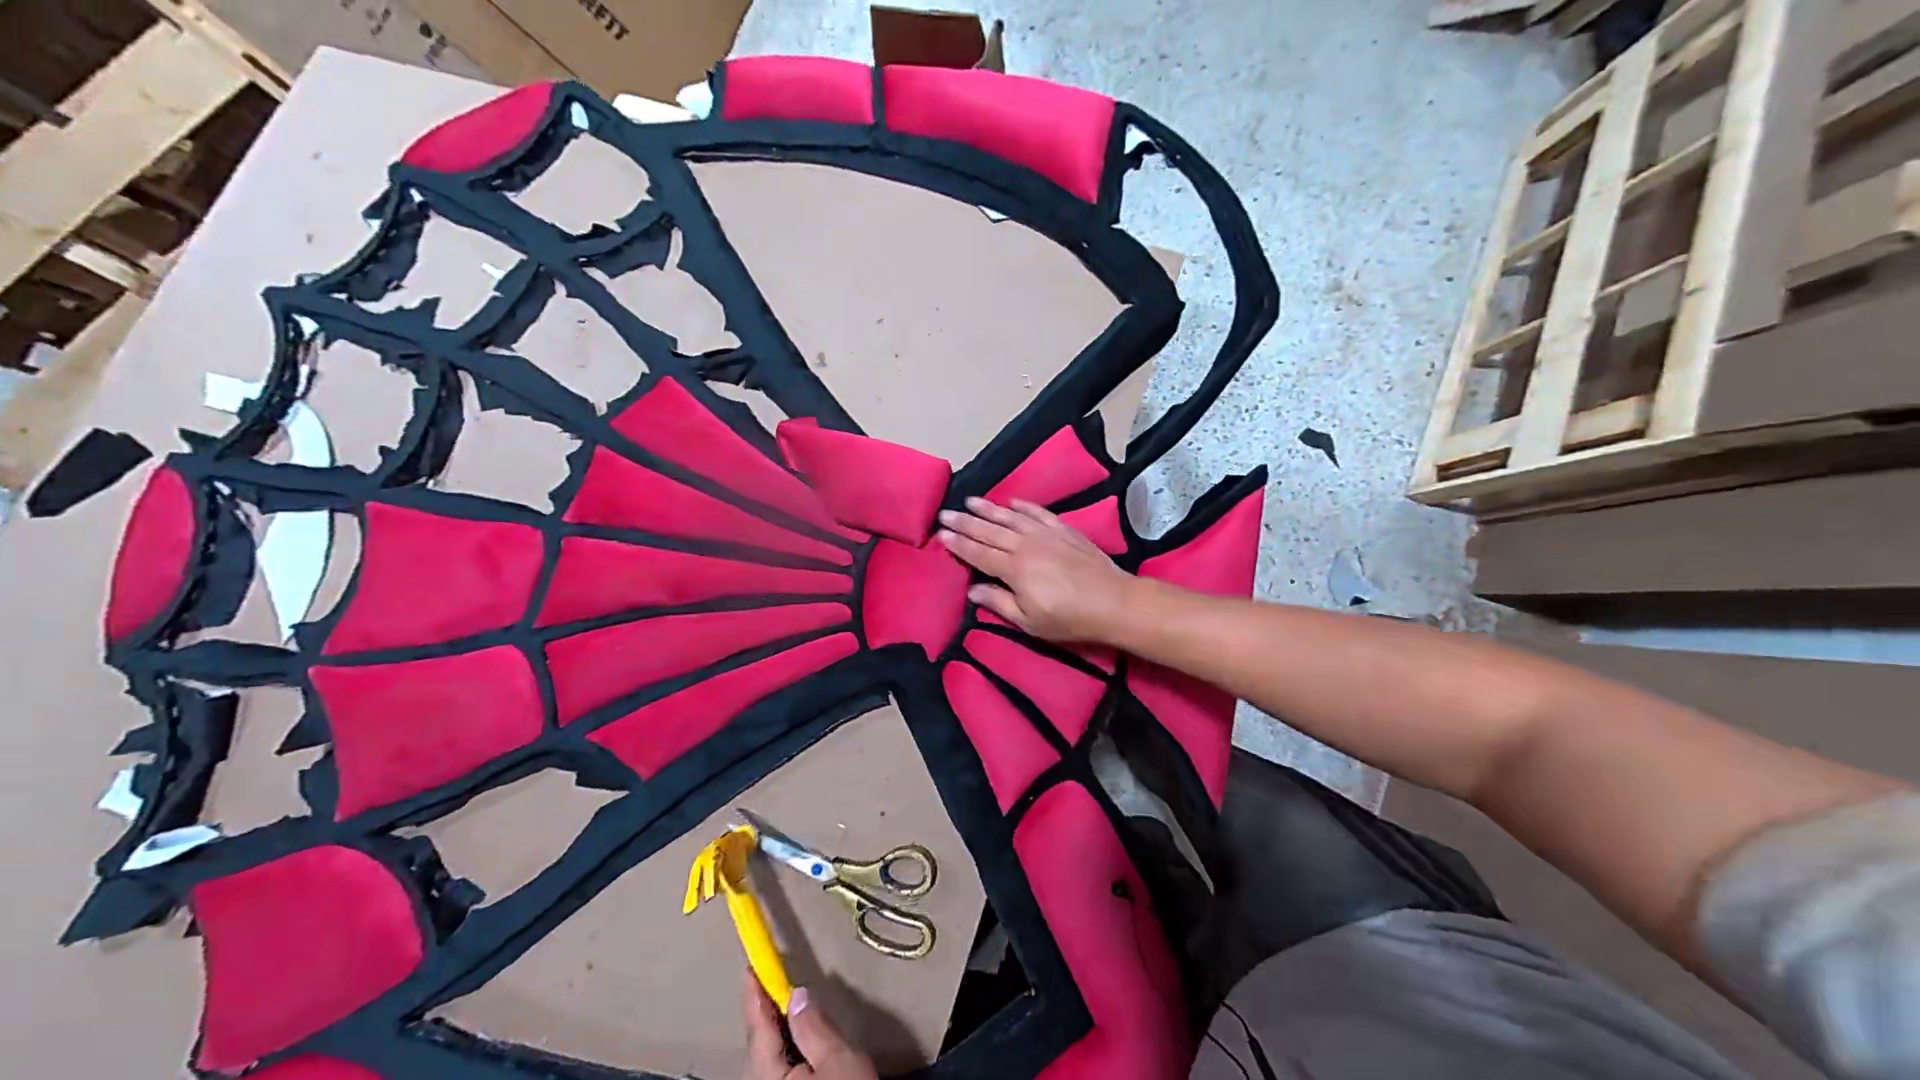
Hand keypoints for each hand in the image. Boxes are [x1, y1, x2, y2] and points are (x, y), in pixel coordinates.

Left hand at [743, 974, 878, 1079]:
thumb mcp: (840, 1061)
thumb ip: (814, 1028)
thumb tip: (796, 996)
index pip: (759, 1030)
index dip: (755, 996)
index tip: (751, 969)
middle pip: (758, 1048)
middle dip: (764, 1015)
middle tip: (769, 982)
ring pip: (765, 1064)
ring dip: (773, 1034)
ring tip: (781, 1007)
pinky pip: (774, 1076)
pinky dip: (781, 1053)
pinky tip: (792, 1042)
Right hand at [935, 497, 1135, 642]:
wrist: (1113, 602)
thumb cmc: (1069, 618)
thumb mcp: (1029, 621)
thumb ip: (999, 602)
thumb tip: (973, 590)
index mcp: (1014, 569)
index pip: (978, 553)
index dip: (959, 544)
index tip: (941, 534)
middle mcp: (1026, 546)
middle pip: (990, 531)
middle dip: (965, 522)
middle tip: (946, 513)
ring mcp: (1046, 535)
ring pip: (1011, 517)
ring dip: (989, 509)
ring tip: (971, 501)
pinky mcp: (1065, 531)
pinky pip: (1039, 513)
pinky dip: (1024, 506)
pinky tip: (1012, 501)